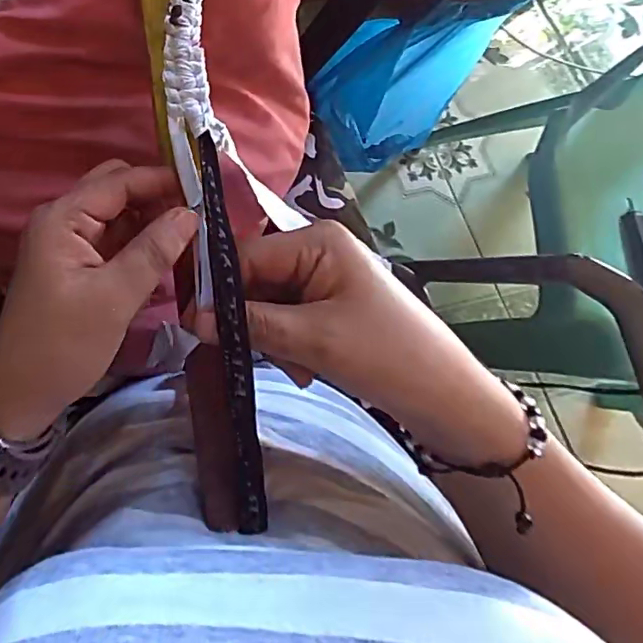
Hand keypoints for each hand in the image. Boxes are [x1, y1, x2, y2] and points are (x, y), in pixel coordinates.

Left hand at [0, 161, 197, 440]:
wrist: (19, 395)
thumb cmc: (62, 345)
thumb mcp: (113, 299)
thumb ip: (153, 252)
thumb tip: (190, 214)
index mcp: (63, 218)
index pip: (119, 180)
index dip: (161, 180)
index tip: (205, 189)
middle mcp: (63, 220)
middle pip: (117, 190)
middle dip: (157, 197)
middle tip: (200, 215)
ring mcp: (69, 242)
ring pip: (119, 214)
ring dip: (152, 221)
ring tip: (194, 235)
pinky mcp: (77, 264)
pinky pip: (115, 240)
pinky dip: (141, 244)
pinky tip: (170, 257)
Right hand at [202, 221, 528, 464]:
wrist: (451, 402)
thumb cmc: (387, 356)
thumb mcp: (313, 339)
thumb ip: (250, 324)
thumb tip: (191, 318)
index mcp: (316, 240)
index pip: (247, 255)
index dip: (219, 289)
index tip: (194, 323)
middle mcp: (316, 249)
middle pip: (255, 279)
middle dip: (254, 321)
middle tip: (263, 356)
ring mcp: (324, 277)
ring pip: (268, 303)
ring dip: (271, 338)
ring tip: (300, 368)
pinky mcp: (329, 304)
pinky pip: (287, 317)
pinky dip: (288, 344)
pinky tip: (308, 369)